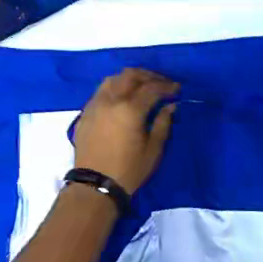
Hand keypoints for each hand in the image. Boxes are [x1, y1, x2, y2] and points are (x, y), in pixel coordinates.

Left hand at [72, 69, 177, 192]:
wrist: (95, 185)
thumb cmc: (129, 170)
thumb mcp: (153, 149)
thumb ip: (162, 123)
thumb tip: (170, 105)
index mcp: (129, 109)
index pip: (151, 88)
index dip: (167, 86)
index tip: (177, 89)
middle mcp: (110, 100)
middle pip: (130, 75)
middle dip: (148, 76)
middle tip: (161, 83)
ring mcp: (95, 104)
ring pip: (112, 79)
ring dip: (129, 79)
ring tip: (141, 87)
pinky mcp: (85, 112)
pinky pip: (101, 91)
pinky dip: (115, 87)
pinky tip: (122, 98)